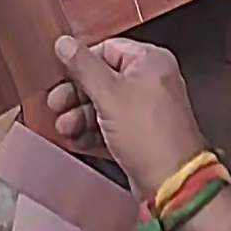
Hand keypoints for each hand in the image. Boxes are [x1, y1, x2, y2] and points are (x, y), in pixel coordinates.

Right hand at [47, 36, 205, 200]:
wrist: (173, 188)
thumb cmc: (151, 137)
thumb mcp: (109, 94)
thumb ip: (83, 66)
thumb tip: (64, 43)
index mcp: (150, 62)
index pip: (106, 50)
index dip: (81, 64)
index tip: (61, 74)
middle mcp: (151, 82)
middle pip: (102, 78)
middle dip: (76, 95)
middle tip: (56, 102)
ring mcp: (146, 110)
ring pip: (103, 104)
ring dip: (80, 116)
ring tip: (65, 127)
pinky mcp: (141, 135)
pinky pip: (110, 125)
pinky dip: (93, 132)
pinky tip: (77, 139)